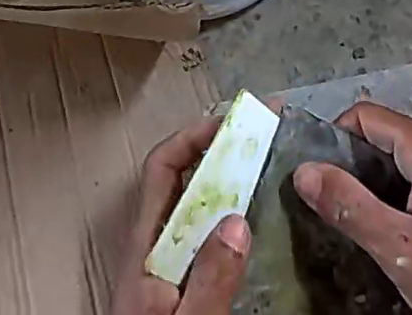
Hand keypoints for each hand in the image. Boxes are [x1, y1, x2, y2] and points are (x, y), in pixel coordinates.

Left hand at [112, 114, 252, 314]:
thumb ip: (209, 281)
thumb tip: (237, 220)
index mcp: (145, 249)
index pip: (161, 169)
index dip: (190, 137)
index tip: (229, 124)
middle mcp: (155, 248)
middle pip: (182, 180)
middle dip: (219, 150)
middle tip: (261, 134)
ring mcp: (169, 267)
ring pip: (198, 207)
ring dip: (229, 180)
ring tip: (266, 164)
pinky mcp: (183, 286)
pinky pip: (208, 236)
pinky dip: (232, 214)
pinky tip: (260, 218)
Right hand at [292, 102, 411, 314]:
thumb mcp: (402, 249)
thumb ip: (350, 206)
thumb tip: (304, 172)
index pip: (366, 117)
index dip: (334, 139)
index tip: (309, 174)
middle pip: (381, 138)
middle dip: (350, 167)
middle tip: (323, 204)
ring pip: (397, 165)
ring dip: (369, 189)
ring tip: (345, 222)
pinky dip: (392, 203)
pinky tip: (381, 235)